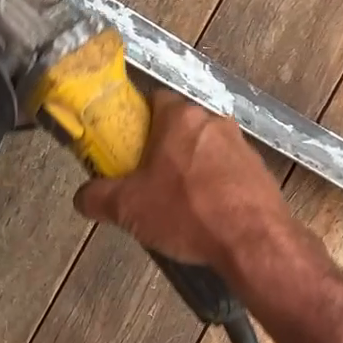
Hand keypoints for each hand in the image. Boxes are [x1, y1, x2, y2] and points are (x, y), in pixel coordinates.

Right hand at [73, 90, 327, 286]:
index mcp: (180, 117)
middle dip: (161, 153)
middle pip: (179, 129)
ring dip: (188, 172)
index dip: (135, 122)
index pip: (152, 101)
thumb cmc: (187, 213)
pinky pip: (226, 175)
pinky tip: (203, 218)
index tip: (124, 148)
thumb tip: (82, 197)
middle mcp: (214, 122)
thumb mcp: (127, 208)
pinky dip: (213, 190)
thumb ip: (96, 198)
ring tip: (174, 208)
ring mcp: (242, 146)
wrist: (253, 242)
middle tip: (144, 184)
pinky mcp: (260, 173)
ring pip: (204, 152)